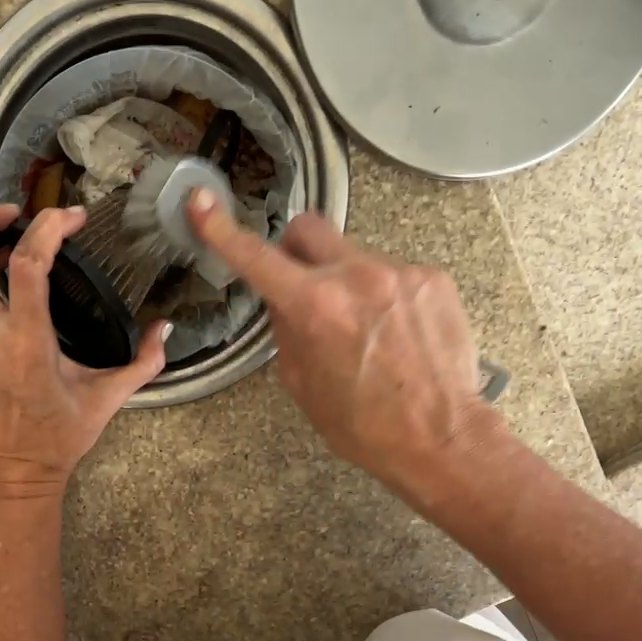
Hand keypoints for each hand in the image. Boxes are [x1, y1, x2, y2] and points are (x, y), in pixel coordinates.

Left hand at [0, 199, 168, 500]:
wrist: (15, 472)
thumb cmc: (58, 439)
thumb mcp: (107, 400)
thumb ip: (142, 363)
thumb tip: (165, 329)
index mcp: (27, 346)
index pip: (25, 266)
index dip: (48, 229)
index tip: (73, 218)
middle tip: (15, 210)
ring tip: (6, 233)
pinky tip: (3, 270)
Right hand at [187, 190, 503, 496]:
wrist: (439, 436)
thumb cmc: (364, 425)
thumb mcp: (303, 385)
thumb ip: (286, 332)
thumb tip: (282, 303)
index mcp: (315, 307)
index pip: (256, 257)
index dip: (221, 229)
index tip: (202, 204)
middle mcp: (357, 276)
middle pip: (307, 228)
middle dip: (295, 251)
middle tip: (302, 286)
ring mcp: (400, 272)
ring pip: (354, 255)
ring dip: (346, 281)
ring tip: (364, 331)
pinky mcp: (432, 278)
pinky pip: (392, 272)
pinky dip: (384, 295)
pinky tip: (395, 333)